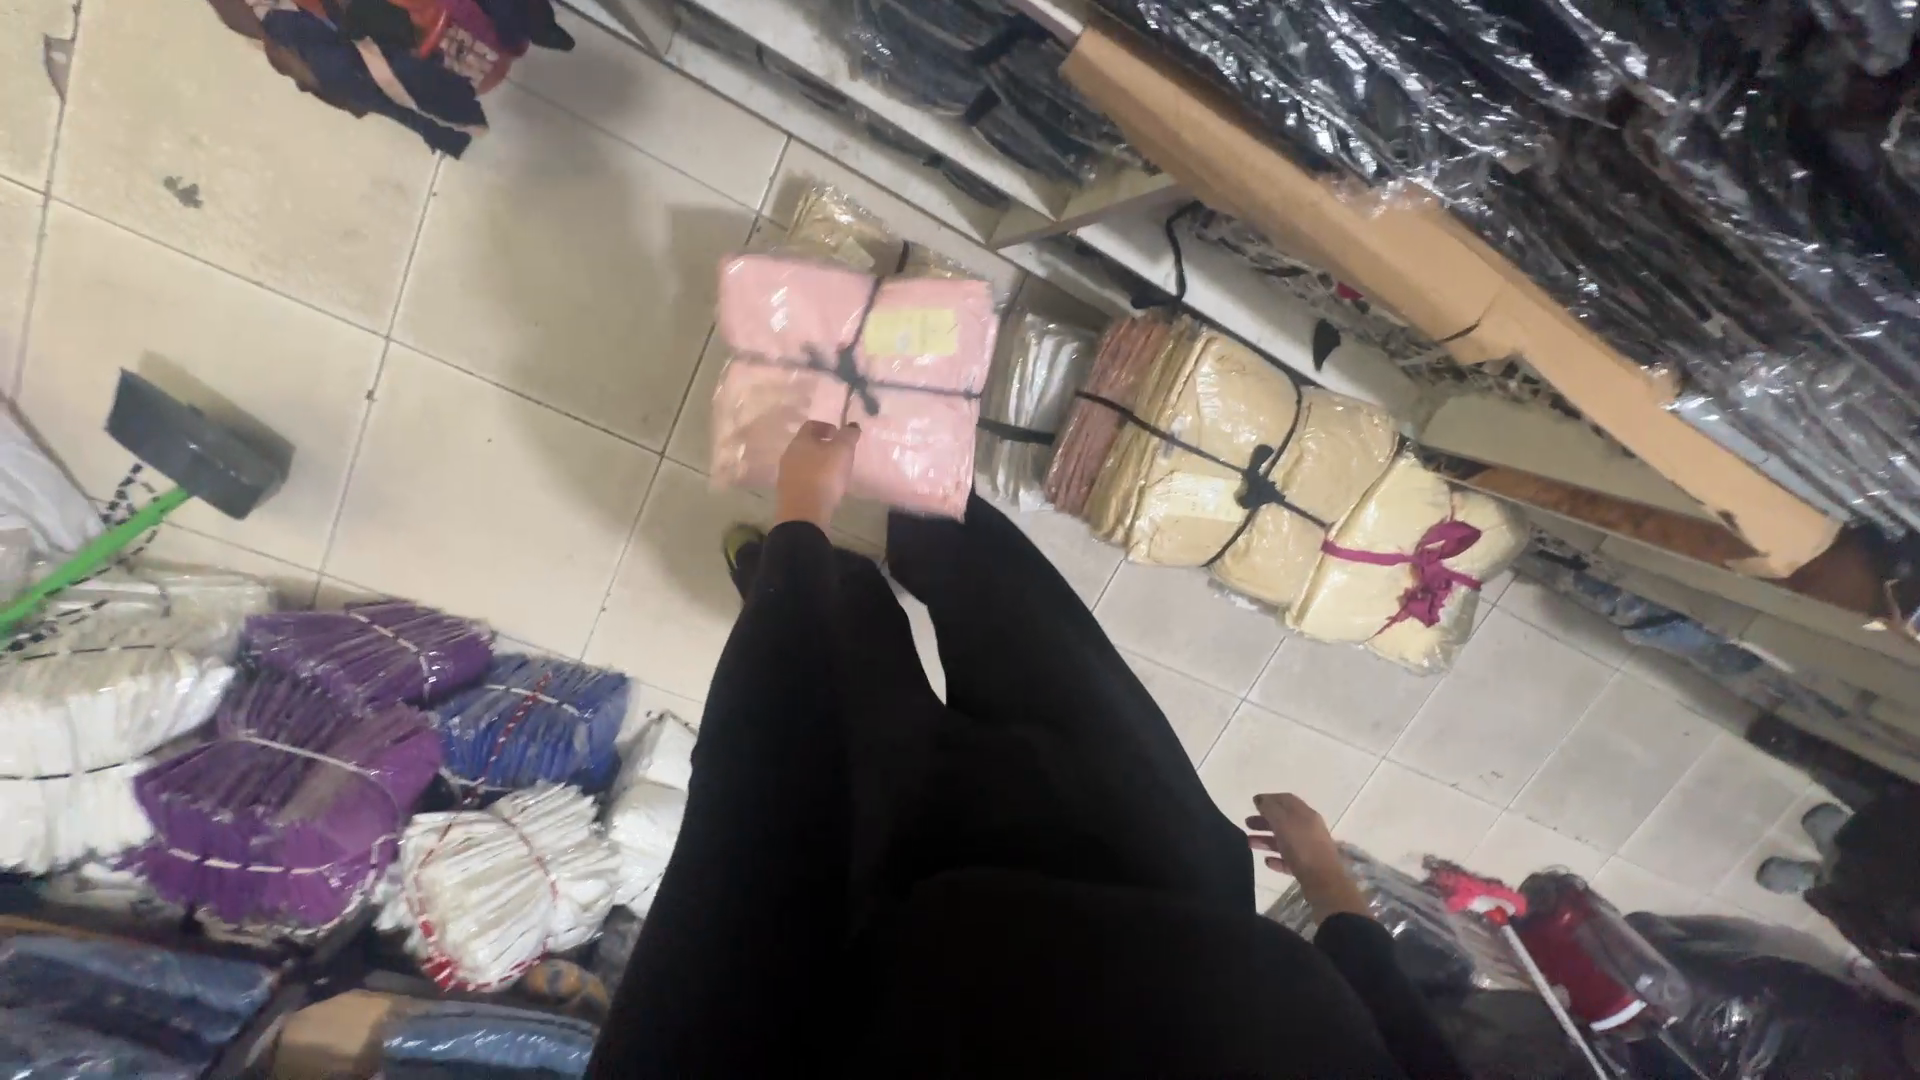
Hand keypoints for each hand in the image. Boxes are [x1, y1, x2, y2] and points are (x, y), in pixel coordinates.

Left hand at [775, 421, 860, 528]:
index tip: (839, 434)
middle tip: (838, 452)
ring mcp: (786, 472)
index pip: (812, 425)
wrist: (804, 512)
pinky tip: (824, 486)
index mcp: (801, 440)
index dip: (826, 426)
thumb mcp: (842, 451)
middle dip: (822, 444)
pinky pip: (802, 477)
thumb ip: (848, 435)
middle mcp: (789, 453)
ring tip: (833, 471)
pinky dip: (813, 476)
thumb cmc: (824, 476)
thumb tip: (851, 425)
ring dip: (817, 461)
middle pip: (806, 443)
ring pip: (803, 460)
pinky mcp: (787, 490)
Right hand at [1247, 793, 1369, 920]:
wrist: (1324, 882)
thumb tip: (1260, 799)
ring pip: (1285, 839)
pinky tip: (1267, 861)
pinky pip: (1289, 858)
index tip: (1253, 803)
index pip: (1286, 800)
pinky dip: (1277, 857)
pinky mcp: (1308, 867)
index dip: (1269, 799)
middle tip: (1247, 824)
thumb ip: (1269, 808)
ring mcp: (1310, 848)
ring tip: (1250, 843)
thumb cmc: (1301, 847)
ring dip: (1266, 839)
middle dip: (1264, 820)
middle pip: (1284, 820)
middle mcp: (1309, 828)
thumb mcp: (1282, 822)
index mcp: (1305, 814)